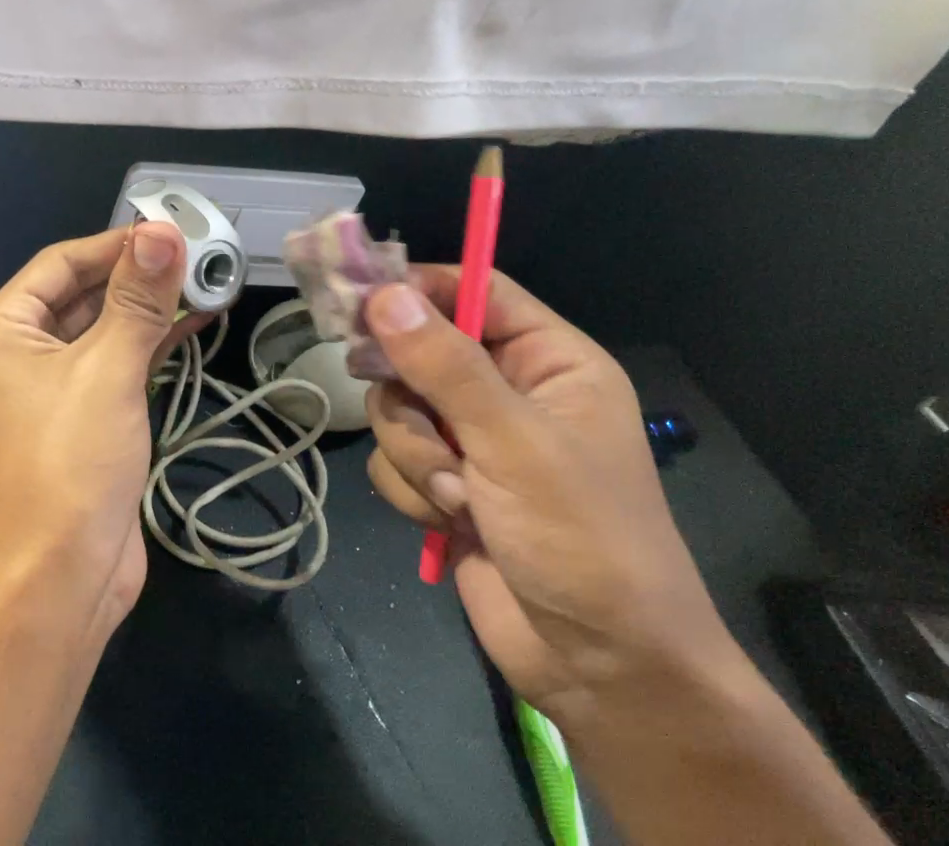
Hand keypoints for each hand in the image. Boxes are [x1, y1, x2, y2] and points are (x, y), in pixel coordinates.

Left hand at [0, 225, 205, 627]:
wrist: (64, 569)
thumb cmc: (71, 461)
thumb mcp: (107, 369)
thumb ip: (138, 298)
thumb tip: (164, 232)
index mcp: (0, 329)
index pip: (59, 263)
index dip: (116, 244)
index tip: (174, 228)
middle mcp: (18, 350)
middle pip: (82, 293)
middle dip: (139, 274)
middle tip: (202, 251)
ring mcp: (50, 385)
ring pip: (103, 328)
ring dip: (151, 306)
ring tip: (209, 277)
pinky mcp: (83, 414)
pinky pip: (115, 362)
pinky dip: (152, 341)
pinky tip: (196, 318)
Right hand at [361, 268, 739, 725]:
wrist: (595, 659)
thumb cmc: (580, 537)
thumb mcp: (514, 442)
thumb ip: (445, 366)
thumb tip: (384, 295)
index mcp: (550, 364)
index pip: (474, 294)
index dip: (415, 290)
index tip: (353, 298)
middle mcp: (509, 394)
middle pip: (418, 354)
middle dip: (412, 400)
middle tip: (422, 424)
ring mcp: (474, 443)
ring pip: (397, 412)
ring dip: (415, 457)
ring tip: (458, 498)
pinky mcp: (445, 486)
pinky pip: (394, 460)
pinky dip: (411, 491)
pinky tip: (449, 522)